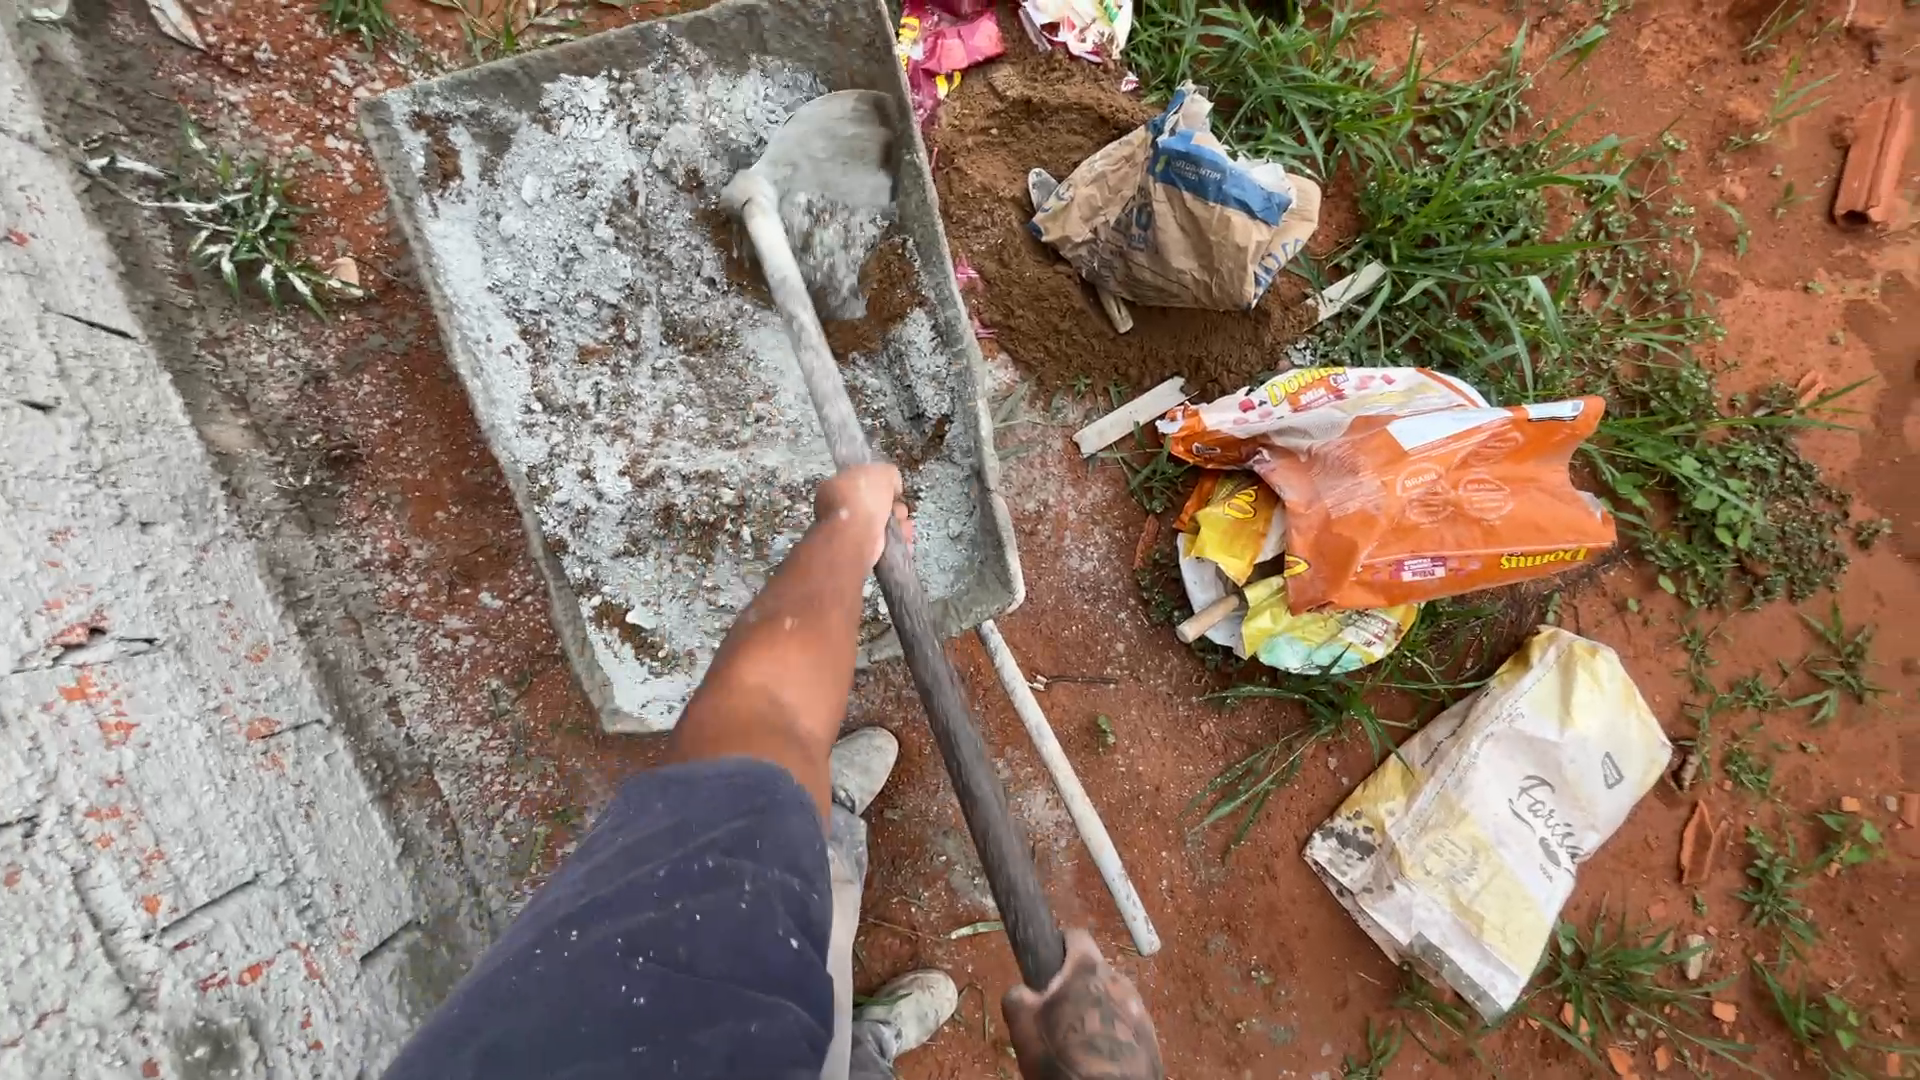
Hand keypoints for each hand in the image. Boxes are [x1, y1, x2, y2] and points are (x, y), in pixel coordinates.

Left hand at [813, 463, 911, 568]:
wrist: (856, 534)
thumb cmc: (864, 498)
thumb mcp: (882, 472)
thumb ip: (889, 474)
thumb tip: (893, 486)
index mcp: (836, 487)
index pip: (862, 485)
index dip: (882, 487)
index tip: (893, 491)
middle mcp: (840, 511)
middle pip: (877, 507)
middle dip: (895, 509)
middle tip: (898, 511)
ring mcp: (850, 533)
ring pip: (884, 526)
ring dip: (900, 525)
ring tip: (903, 527)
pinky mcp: (861, 552)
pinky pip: (885, 544)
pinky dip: (898, 541)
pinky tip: (904, 539)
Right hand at [1003, 930, 1163, 1079]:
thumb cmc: (1063, 1059)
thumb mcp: (1023, 1027)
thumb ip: (1017, 997)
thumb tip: (1022, 992)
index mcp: (1088, 968)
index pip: (1075, 935)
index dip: (1059, 946)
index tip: (1048, 966)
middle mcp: (1119, 980)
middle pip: (1095, 971)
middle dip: (1078, 985)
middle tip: (1059, 1014)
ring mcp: (1140, 1010)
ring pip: (1113, 998)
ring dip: (1098, 1009)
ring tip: (1080, 1041)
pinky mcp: (1153, 1041)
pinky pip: (1128, 1025)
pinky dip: (1115, 1034)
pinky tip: (1101, 1058)